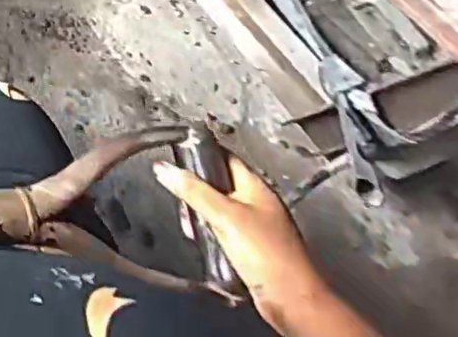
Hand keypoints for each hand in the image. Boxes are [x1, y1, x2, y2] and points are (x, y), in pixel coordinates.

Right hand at [154, 158, 377, 336]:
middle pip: (216, 184)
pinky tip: (203, 242)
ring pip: (217, 210)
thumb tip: (164, 168)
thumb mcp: (224, 216)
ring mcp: (255, 227)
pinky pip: (222, 232)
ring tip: (193, 225)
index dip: (200, 154)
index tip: (178, 156)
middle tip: (184, 201)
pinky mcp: (251, 249)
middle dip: (196, 192)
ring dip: (201, 216)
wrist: (293, 304)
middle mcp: (256, 203)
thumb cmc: (268, 255)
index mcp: (256, 186)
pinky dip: (210, 235)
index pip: (223, 156)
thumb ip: (193, 190)